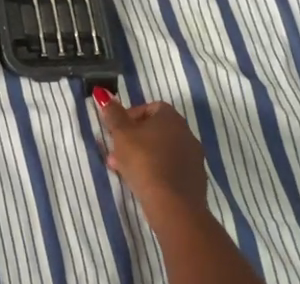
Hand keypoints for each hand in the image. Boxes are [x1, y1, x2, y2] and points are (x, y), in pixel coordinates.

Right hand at [93, 90, 208, 216]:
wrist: (173, 206)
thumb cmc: (144, 161)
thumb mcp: (121, 134)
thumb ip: (113, 113)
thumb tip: (103, 93)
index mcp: (171, 118)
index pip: (149, 107)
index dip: (130, 116)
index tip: (117, 130)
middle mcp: (187, 134)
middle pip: (155, 130)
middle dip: (134, 139)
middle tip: (117, 151)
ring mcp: (194, 159)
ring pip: (162, 151)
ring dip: (143, 156)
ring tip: (124, 170)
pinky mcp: (196, 181)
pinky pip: (171, 169)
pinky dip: (157, 171)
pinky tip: (143, 183)